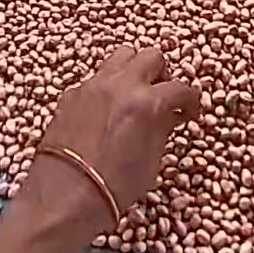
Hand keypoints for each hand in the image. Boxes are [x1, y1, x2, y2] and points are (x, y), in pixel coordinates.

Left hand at [28, 47, 196, 233]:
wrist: (63, 196)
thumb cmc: (111, 188)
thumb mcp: (150, 162)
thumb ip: (162, 130)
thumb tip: (170, 116)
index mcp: (146, 102)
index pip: (180, 88)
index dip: (190, 100)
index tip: (188, 111)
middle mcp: (119, 85)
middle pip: (150, 56)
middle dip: (162, 74)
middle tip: (162, 96)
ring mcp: (92, 86)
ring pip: (121, 57)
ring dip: (133, 70)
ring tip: (135, 96)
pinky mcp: (71, 94)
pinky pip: (96, 78)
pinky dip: (108, 87)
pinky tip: (107, 111)